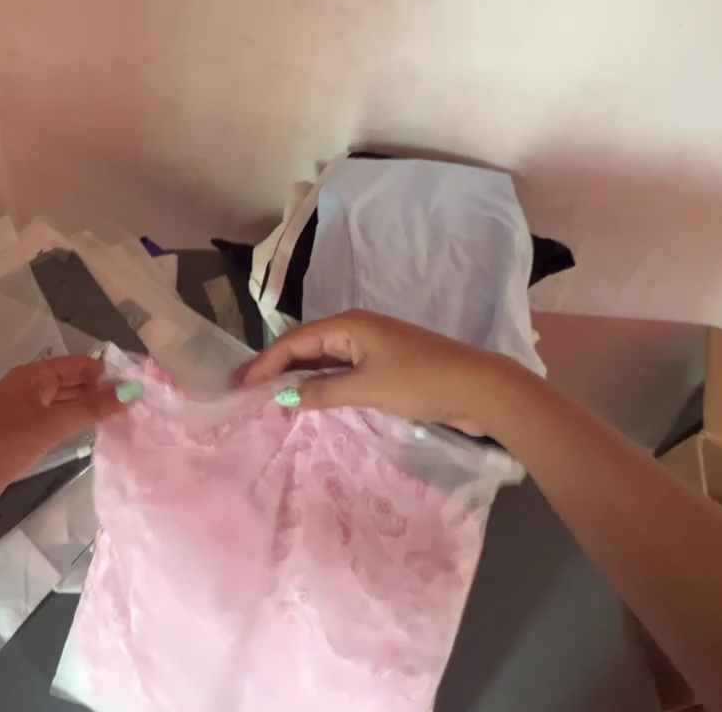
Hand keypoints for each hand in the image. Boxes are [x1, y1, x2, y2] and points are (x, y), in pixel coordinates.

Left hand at [0, 356, 126, 535]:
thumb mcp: (47, 426)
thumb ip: (89, 409)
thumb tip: (130, 391)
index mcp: (30, 376)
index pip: (79, 364)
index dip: (109, 372)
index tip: (143, 386)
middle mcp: (27, 390)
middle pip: (72, 383)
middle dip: (103, 392)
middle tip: (142, 407)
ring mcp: (21, 416)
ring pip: (65, 406)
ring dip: (91, 411)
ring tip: (128, 422)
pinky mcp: (18, 440)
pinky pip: (55, 425)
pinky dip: (75, 428)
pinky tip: (95, 439)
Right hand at [236, 309, 531, 431]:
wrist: (480, 388)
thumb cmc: (420, 380)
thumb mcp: (367, 387)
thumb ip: (322, 391)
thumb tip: (284, 397)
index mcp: (349, 324)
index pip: (296, 341)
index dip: (266, 361)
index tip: (241, 382)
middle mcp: (357, 329)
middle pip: (307, 345)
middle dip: (277, 365)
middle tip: (247, 386)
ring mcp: (372, 346)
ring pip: (324, 358)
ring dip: (298, 375)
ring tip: (269, 393)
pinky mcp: (386, 365)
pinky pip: (342, 369)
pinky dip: (322, 381)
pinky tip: (310, 396)